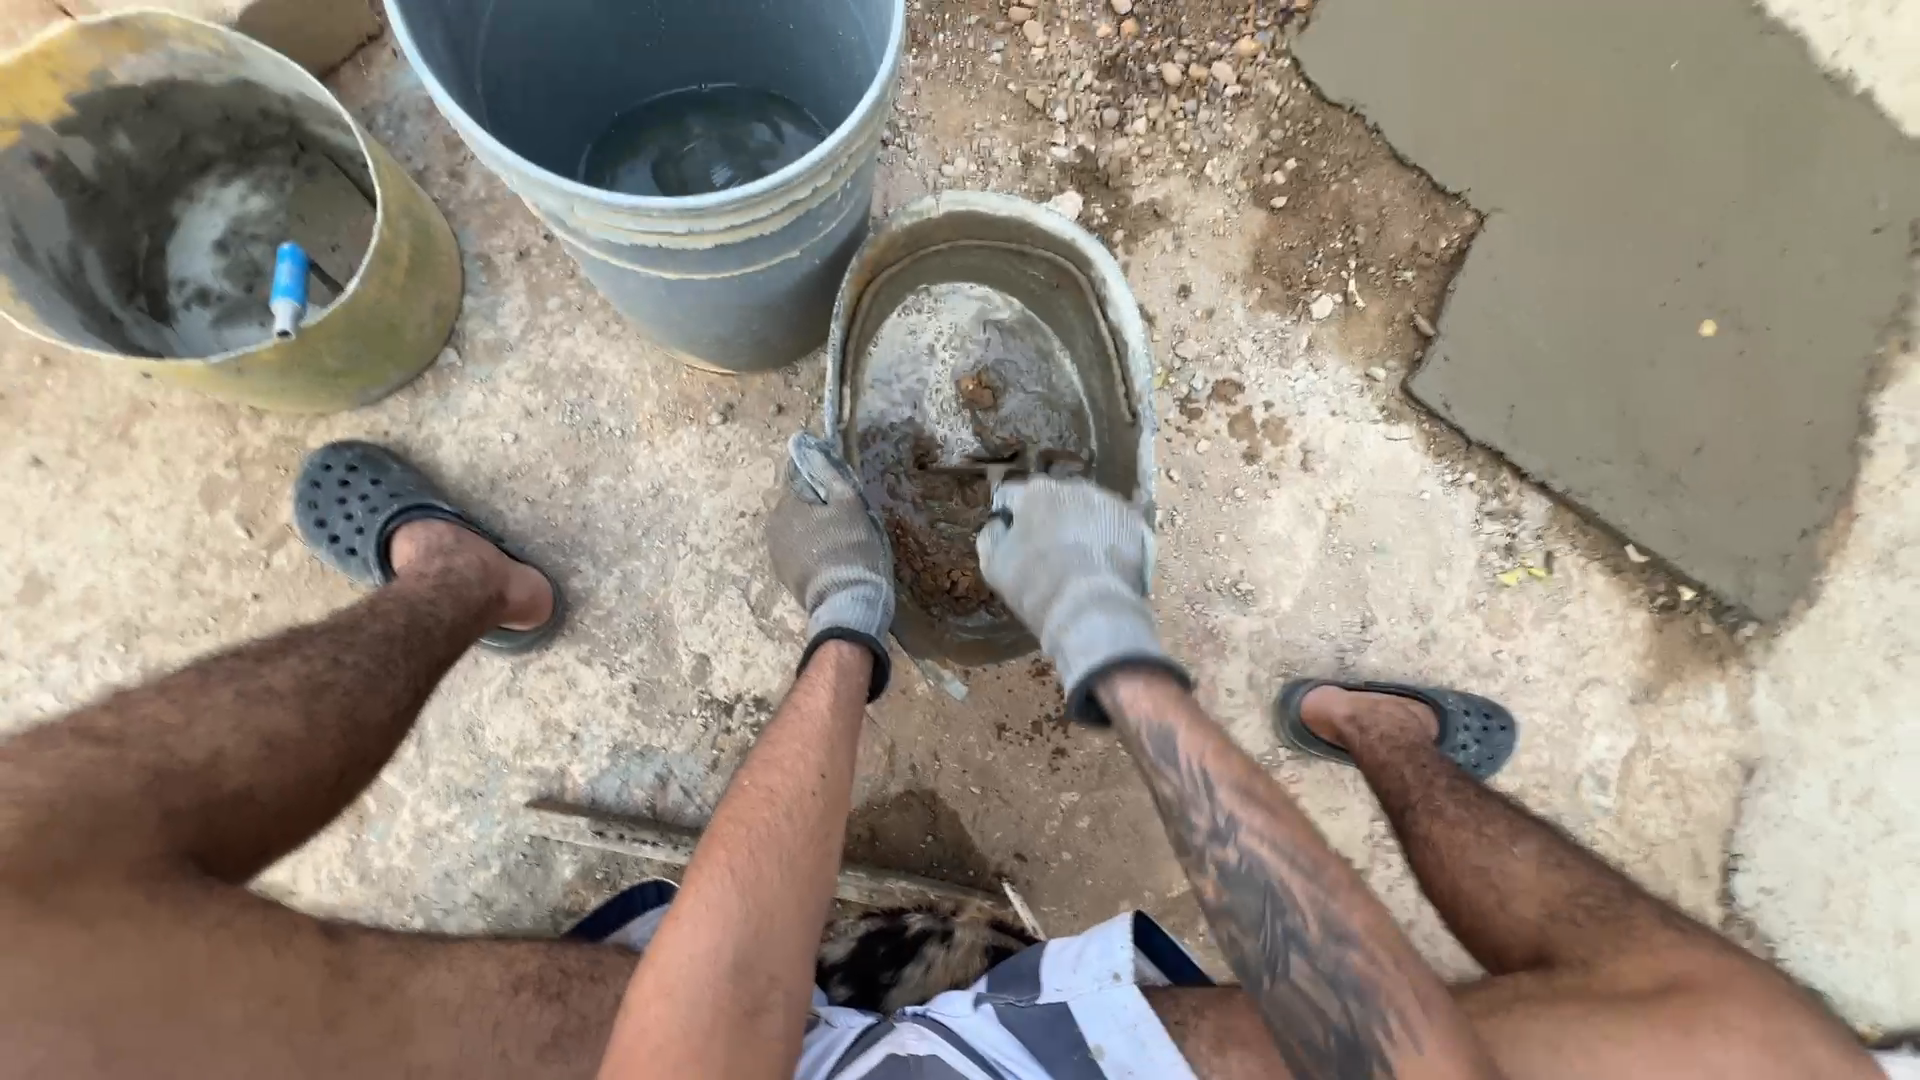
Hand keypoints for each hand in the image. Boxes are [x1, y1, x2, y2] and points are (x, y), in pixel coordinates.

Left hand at [766, 433, 893, 700]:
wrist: (845, 601)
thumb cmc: (851, 547)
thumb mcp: (850, 505)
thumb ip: (830, 474)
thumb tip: (812, 448)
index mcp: (786, 504)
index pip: (799, 477)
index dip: (820, 476)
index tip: (838, 484)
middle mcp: (773, 525)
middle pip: (797, 504)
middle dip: (817, 505)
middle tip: (845, 516)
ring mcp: (775, 553)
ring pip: (796, 528)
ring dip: (814, 528)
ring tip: (840, 539)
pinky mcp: (783, 574)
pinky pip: (797, 550)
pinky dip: (811, 549)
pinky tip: (831, 557)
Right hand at [976, 476, 1188, 722]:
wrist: (1089, 609)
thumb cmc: (1034, 586)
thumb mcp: (994, 564)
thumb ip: (992, 535)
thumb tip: (1000, 524)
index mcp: (1036, 491)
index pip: (1013, 496)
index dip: (1009, 518)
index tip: (1011, 540)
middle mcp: (1074, 487)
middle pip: (1054, 499)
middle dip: (1049, 518)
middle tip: (1048, 552)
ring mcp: (1109, 503)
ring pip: (1088, 510)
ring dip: (1081, 526)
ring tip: (1081, 560)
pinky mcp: (1135, 524)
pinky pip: (1114, 527)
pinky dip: (1108, 540)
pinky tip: (1102, 565)